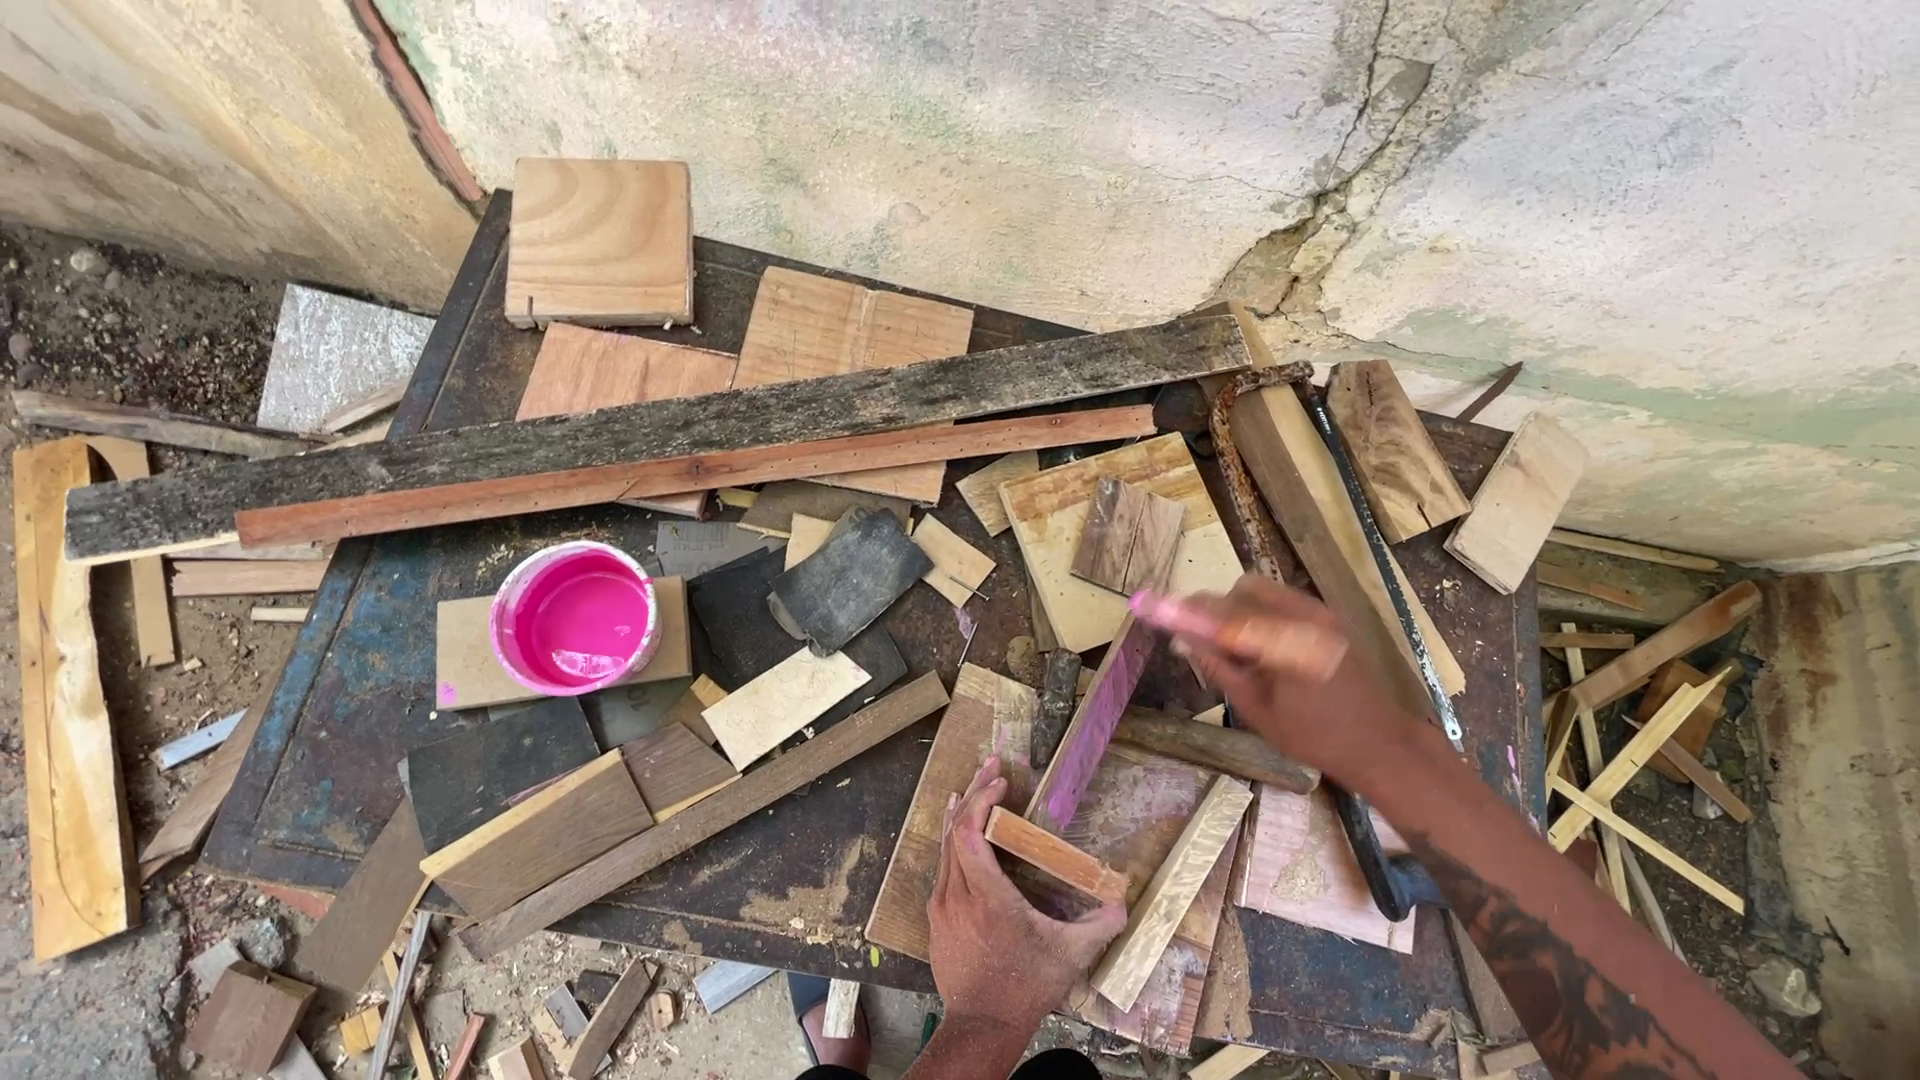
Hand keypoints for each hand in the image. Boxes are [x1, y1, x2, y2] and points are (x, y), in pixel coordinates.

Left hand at [927, 756, 1126, 1030]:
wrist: (981, 1026)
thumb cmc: (1025, 987)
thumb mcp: (1068, 956)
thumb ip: (1098, 928)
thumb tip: (1125, 907)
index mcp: (987, 897)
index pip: (969, 833)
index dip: (981, 800)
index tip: (1001, 781)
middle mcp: (957, 894)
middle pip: (956, 828)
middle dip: (974, 791)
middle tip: (992, 764)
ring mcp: (942, 904)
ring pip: (944, 844)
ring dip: (961, 811)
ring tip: (974, 784)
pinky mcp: (936, 915)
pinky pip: (941, 864)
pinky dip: (952, 837)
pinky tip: (959, 827)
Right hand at [1131, 574, 1413, 783]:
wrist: (1378, 742)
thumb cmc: (1313, 736)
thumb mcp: (1255, 707)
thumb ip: (1218, 666)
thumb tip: (1182, 639)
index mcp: (1284, 642)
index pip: (1220, 615)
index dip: (1183, 610)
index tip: (1148, 603)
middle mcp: (1303, 616)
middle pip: (1239, 592)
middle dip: (1213, 611)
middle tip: (1199, 642)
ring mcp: (1318, 612)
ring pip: (1258, 591)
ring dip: (1235, 610)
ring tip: (1233, 651)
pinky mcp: (1326, 616)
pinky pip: (1278, 600)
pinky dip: (1257, 614)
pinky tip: (1258, 648)